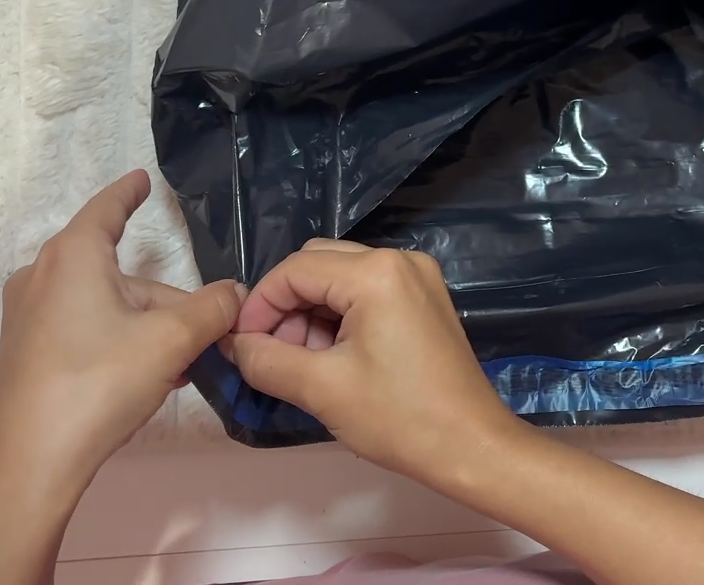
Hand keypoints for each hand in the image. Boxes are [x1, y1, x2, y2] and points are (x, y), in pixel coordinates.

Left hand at [0, 171, 242, 505]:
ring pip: (108, 306)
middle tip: (201, 327)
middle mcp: (42, 279)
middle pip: (121, 273)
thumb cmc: (98, 384)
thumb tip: (237, 291)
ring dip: (148, 327)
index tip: (142, 178)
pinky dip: (121, 341)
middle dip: (165, 299)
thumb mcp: (173, 339)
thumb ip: (215, 307)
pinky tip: (148, 376)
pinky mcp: (25, 356)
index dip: (128, 193)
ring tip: (180, 363)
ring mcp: (28, 320)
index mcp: (72, 259)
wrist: (28, 471)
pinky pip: (86, 329)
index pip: (106, 210)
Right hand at [227, 239, 521, 481]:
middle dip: (287, 305)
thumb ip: (267, 359)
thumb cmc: (397, 417)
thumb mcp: (322, 389)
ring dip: (312, 312)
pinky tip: (333, 355)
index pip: (296, 269)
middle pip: (319, 263)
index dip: (260, 304)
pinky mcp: (425, 293)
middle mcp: (399, 258)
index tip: (242, 346)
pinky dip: (341, 314)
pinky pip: (368, 288)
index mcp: (376, 271)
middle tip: (274, 355)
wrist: (470, 444)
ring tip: (304, 363)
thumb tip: (234, 343)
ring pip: (342, 275)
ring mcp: (417, 273)